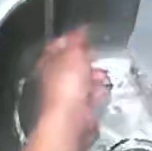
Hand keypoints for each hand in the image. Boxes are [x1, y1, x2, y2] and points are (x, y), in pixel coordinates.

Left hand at [33, 28, 103, 150]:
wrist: (69, 120)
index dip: (72, 40)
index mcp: (47, 63)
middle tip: (97, 56)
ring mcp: (64, 97)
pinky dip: (95, 94)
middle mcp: (53, 79)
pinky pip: (87, 98)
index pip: (58, 46)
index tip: (86, 37)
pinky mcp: (76, 112)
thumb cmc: (68, 83)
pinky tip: (103, 92)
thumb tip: (81, 30)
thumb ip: (77, 41)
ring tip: (104, 75)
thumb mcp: (74, 54)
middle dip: (86, 60)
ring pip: (80, 82)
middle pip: (70, 65)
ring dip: (93, 77)